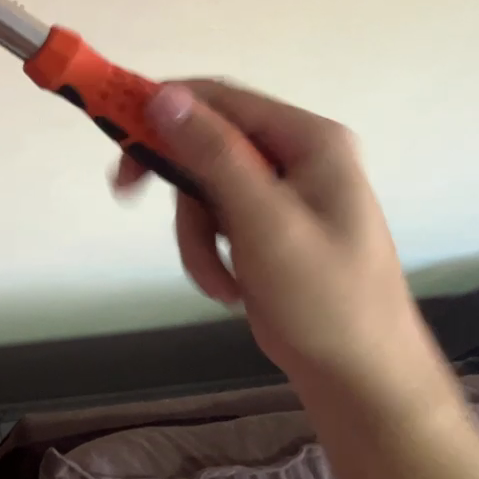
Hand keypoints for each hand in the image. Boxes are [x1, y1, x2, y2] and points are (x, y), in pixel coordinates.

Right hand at [116, 80, 446, 396]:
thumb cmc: (325, 300)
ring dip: (194, 233)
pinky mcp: (264, 222)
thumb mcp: (264, 222)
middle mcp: (295, 154)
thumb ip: (214, 155)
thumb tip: (164, 97)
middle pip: (204, 141)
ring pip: (200, 184)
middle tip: (126, 189)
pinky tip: (229, 286)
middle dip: (176, 182)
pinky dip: (207, 250)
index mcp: (309, 140)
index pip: (220, 99)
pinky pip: (211, 215)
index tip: (117, 129)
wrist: (361, 381)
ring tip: (215, 279)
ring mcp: (280, 190)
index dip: (164, 106)